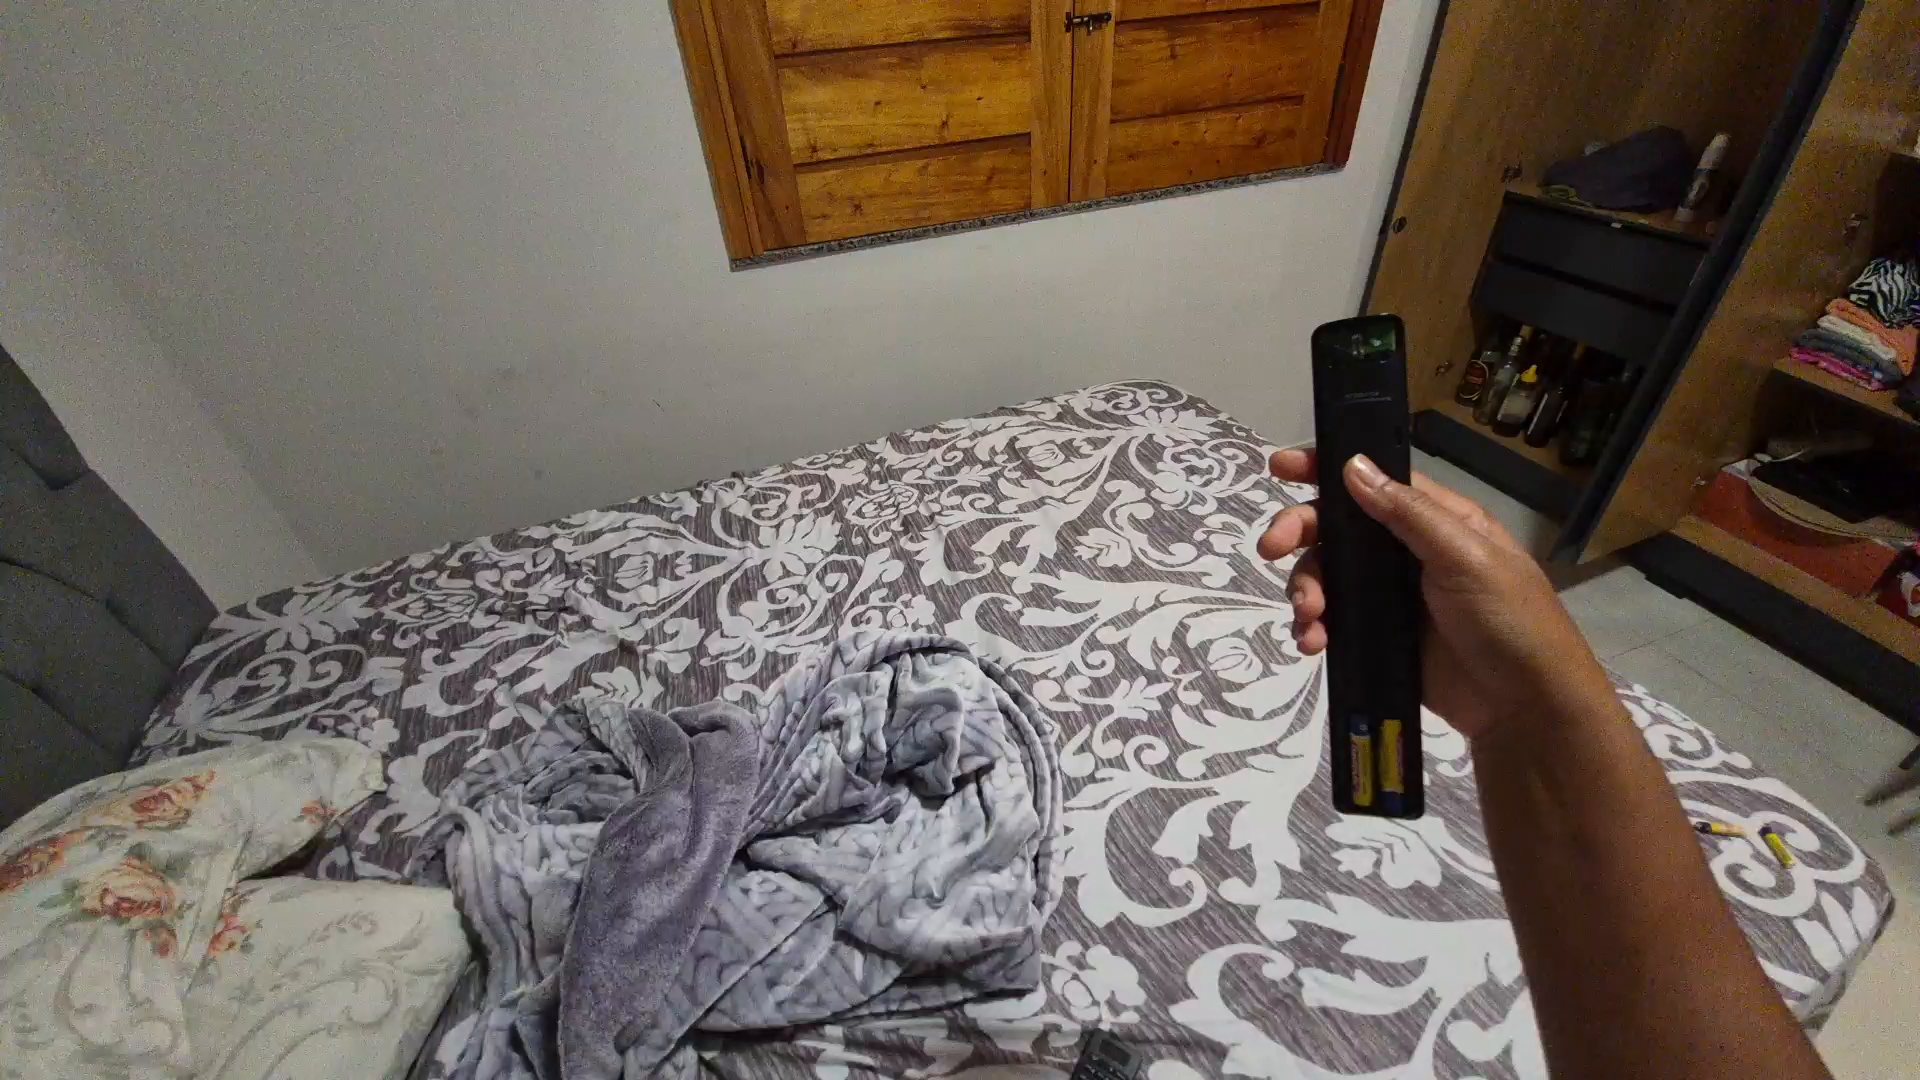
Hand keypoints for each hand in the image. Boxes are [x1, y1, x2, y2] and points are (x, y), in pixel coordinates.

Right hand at [1257, 448, 1611, 740]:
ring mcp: (1384, 593)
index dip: (1324, 470)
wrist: (1523, 708)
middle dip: (1296, 532)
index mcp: (1432, 521)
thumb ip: (1408, 514)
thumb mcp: (1466, 558)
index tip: (1280, 467)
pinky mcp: (1371, 632)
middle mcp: (1402, 550)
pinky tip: (1313, 642)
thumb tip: (1353, 466)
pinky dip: (1312, 626)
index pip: (1371, 482)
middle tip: (1269, 547)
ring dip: (1304, 589)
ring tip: (1309, 616)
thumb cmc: (1509, 621)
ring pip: (1322, 574)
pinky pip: (1327, 618)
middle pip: (1333, 527)